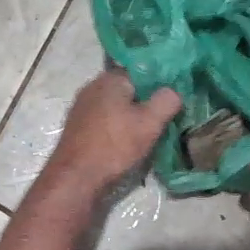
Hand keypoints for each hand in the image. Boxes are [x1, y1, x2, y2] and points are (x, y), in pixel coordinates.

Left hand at [42, 70, 182, 197]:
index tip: (171, 102)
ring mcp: (82, 106)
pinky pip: (103, 120)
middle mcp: (92, 86)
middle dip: (144, 104)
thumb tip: (173, 90)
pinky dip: (115, 128)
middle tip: (162, 120)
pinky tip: (124, 144)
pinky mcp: (77, 125)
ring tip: (147, 134)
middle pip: (127, 91)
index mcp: (110, 79)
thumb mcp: (149, 123)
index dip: (158, 87)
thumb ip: (166, 101)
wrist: (76, 176)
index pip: (141, 73)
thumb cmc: (115, 145)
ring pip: (115, 107)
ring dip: (130, 118)